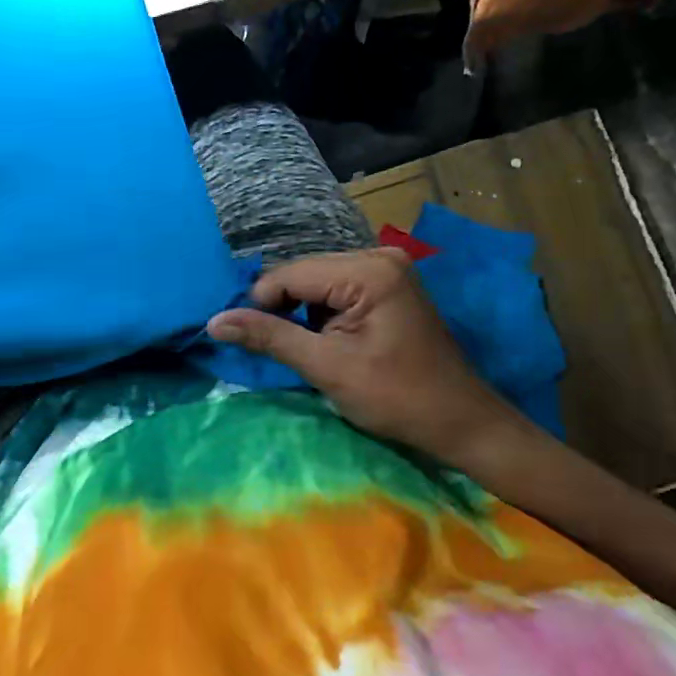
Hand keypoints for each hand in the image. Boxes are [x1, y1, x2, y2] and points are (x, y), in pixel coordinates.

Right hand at [206, 248, 531, 466]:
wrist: (460, 420)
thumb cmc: (397, 398)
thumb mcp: (328, 368)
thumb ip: (271, 338)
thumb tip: (215, 322)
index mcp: (369, 270)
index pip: (291, 274)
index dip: (261, 305)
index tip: (248, 342)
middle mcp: (379, 255)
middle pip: (305, 273)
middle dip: (284, 308)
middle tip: (279, 349)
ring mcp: (389, 267)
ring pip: (319, 281)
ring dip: (304, 312)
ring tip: (308, 349)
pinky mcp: (391, 283)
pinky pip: (340, 287)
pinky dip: (324, 312)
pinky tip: (329, 340)